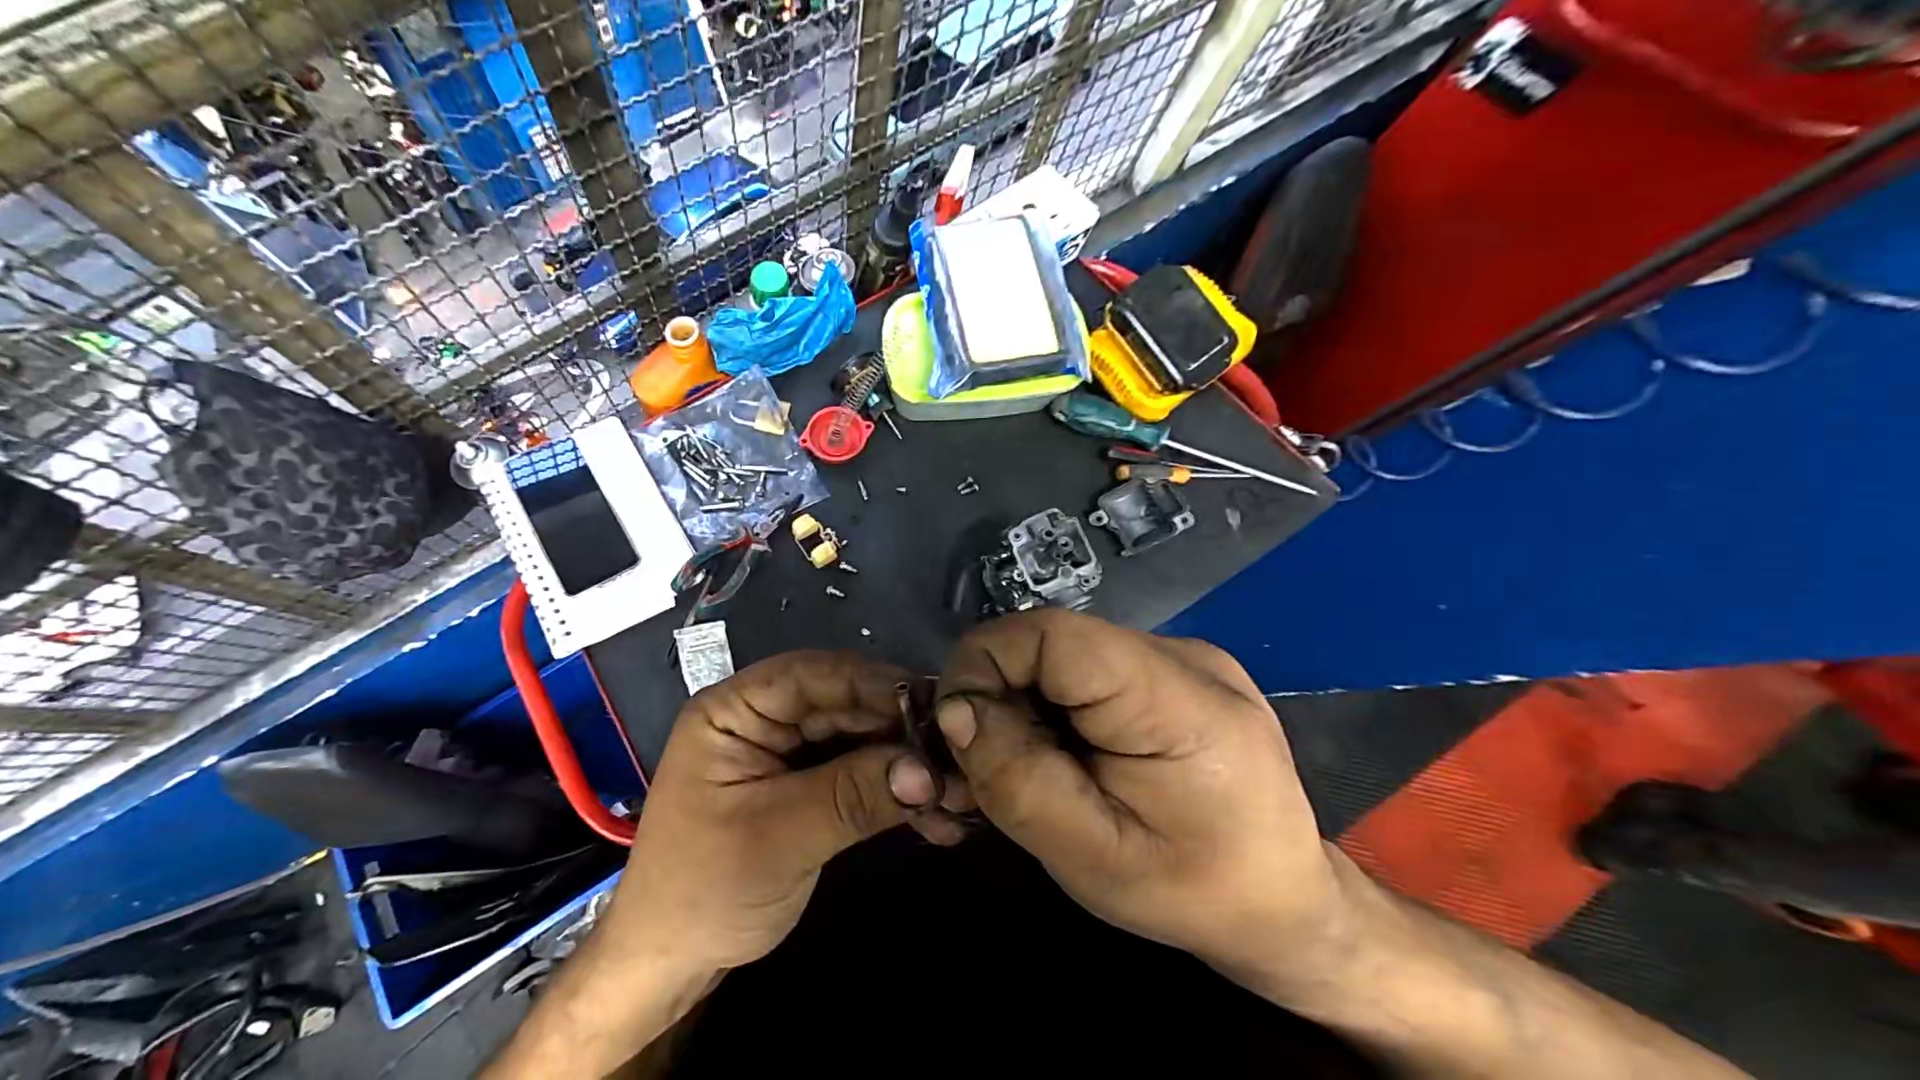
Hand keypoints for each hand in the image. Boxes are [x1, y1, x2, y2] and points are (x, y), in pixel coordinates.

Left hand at [600, 650, 966, 975]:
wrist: (670, 965)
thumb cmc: (703, 891)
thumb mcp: (779, 837)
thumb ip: (854, 796)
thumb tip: (928, 772)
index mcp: (735, 711)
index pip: (811, 675)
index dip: (873, 684)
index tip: (931, 707)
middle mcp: (766, 720)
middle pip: (846, 705)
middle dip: (902, 734)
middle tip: (958, 759)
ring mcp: (790, 753)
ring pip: (862, 739)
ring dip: (908, 767)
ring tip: (959, 796)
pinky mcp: (811, 786)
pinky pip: (862, 774)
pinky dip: (896, 794)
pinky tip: (937, 819)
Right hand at [934, 610, 1345, 992]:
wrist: (1285, 902)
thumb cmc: (1194, 891)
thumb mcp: (1091, 858)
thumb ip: (1017, 780)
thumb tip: (956, 710)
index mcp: (1178, 700)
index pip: (1051, 634)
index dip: (984, 666)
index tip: (957, 732)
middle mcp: (1181, 656)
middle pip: (1049, 646)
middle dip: (995, 702)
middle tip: (973, 773)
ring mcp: (1179, 660)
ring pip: (1060, 661)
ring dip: (1019, 712)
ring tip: (1012, 777)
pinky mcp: (1170, 675)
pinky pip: (1087, 677)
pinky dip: (1051, 714)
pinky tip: (1054, 762)